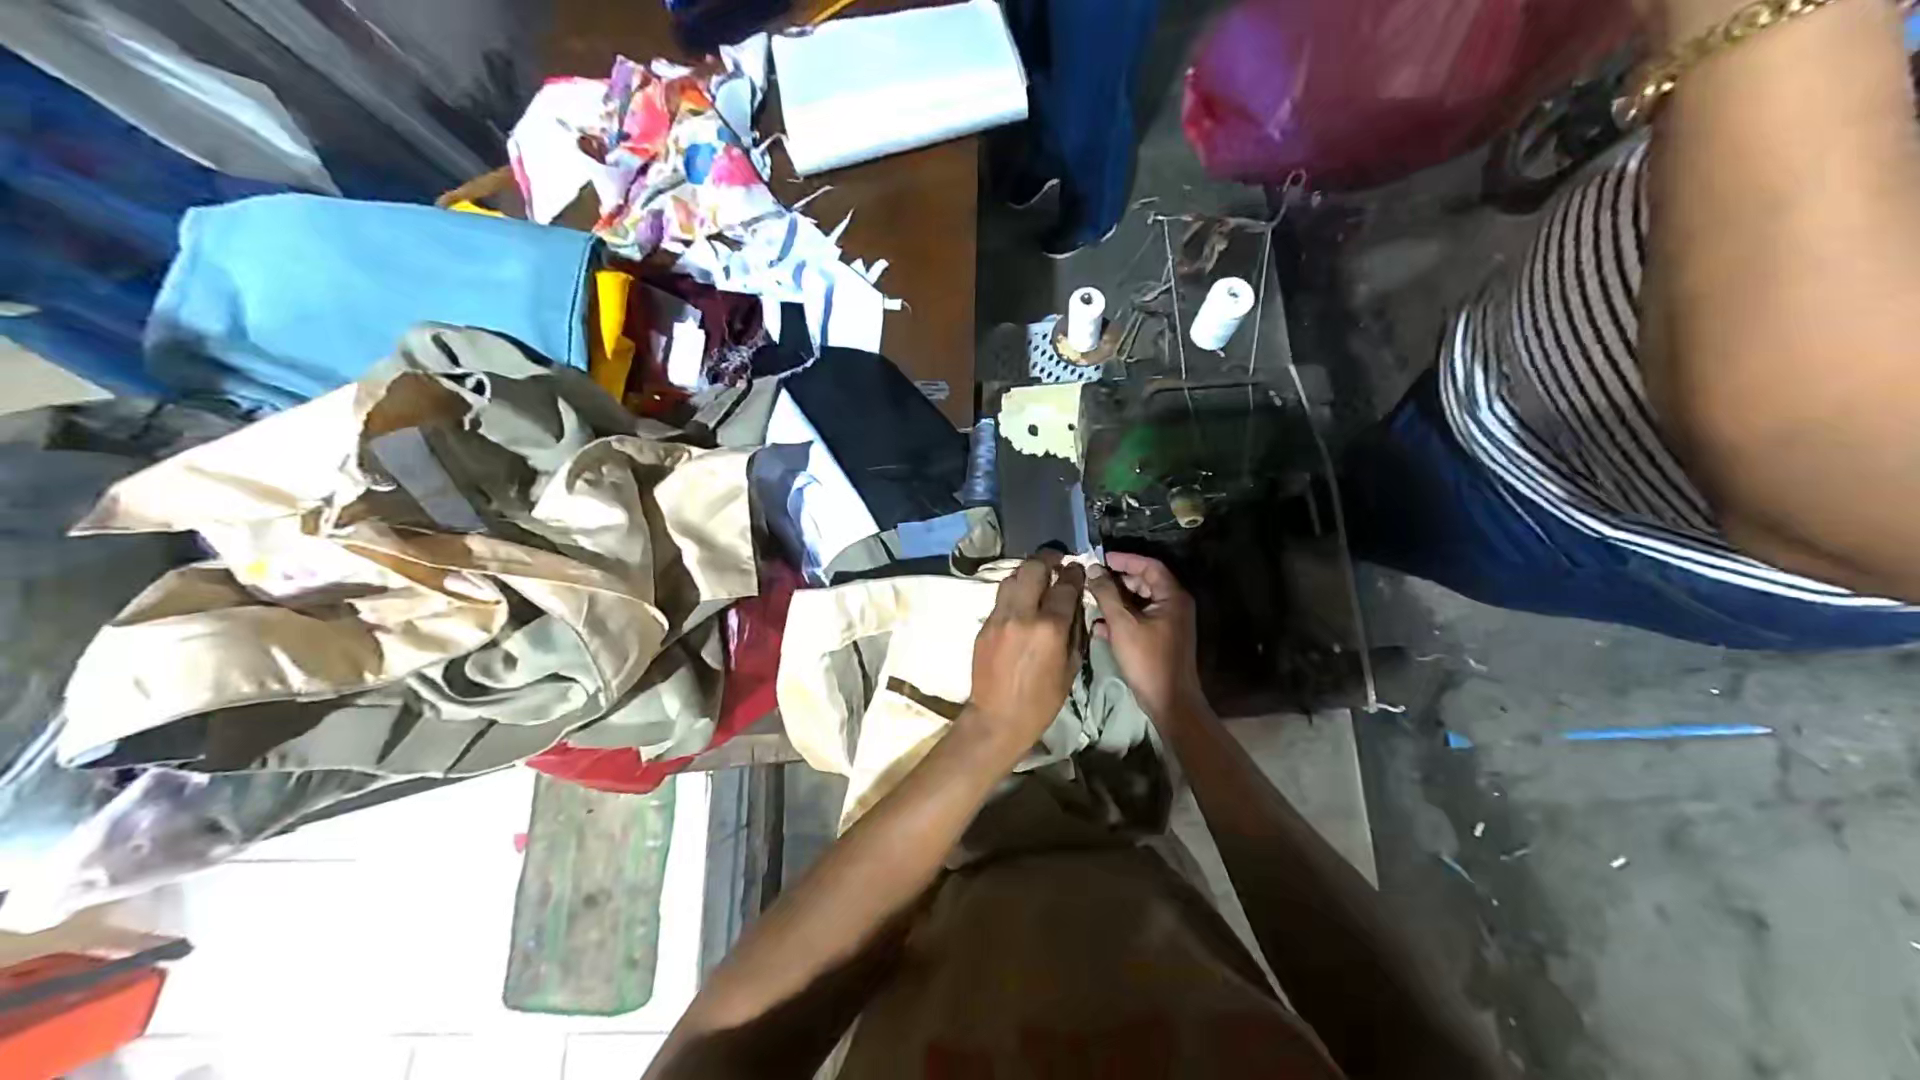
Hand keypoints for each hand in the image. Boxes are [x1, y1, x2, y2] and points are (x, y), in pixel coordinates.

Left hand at [967, 553, 1085, 757]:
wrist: (998, 717)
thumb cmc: (1042, 700)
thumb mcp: (1070, 666)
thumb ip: (1074, 629)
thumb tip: (1075, 603)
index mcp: (1049, 628)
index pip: (1064, 586)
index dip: (1074, 573)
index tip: (1077, 569)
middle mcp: (1022, 615)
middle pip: (1033, 568)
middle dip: (1047, 559)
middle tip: (1057, 562)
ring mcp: (999, 617)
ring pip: (1013, 577)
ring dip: (1028, 572)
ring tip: (1039, 577)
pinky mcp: (985, 624)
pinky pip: (1001, 596)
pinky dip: (1014, 591)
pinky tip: (1023, 599)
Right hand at [1085, 553, 1206, 724]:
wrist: (1170, 702)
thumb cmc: (1147, 659)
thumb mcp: (1122, 623)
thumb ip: (1106, 594)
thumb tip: (1093, 569)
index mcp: (1172, 596)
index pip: (1149, 565)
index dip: (1125, 560)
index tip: (1100, 559)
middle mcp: (1174, 605)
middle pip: (1144, 582)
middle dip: (1116, 581)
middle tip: (1091, 581)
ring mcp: (1168, 623)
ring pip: (1139, 602)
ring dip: (1115, 601)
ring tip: (1090, 602)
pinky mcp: (1160, 639)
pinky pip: (1139, 619)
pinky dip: (1121, 619)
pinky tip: (1099, 627)